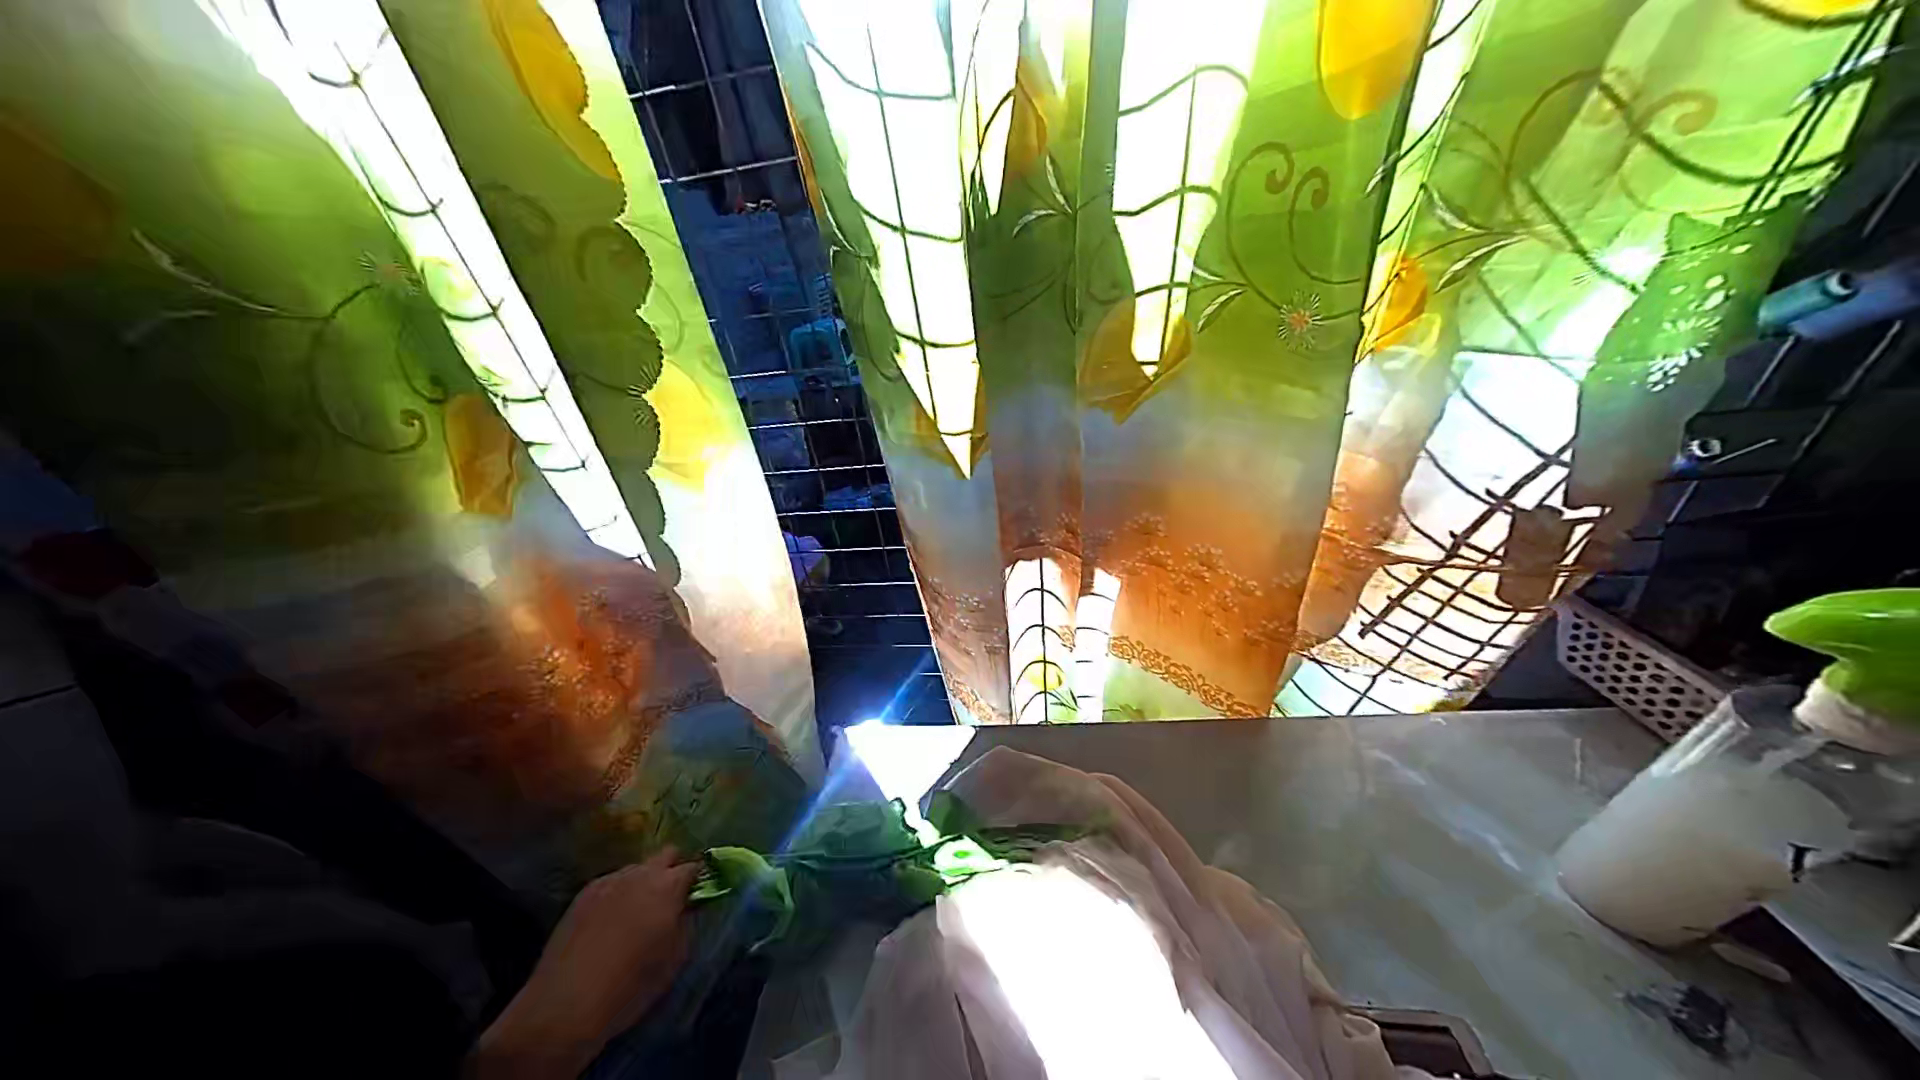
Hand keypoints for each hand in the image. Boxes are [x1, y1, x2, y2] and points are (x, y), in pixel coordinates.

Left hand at [471, 849, 699, 1078]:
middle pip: (666, 854)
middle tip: (671, 899)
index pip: (695, 866)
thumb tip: (688, 908)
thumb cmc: (631, 985)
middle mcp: (639, 873)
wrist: (565, 1005)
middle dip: (673, 869)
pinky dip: (618, 895)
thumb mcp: (675, 959)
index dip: (700, 879)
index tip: (700, 894)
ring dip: (643, 883)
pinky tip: (610, 922)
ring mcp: (608, 881)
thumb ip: (687, 923)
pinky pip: (611, 884)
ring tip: (637, 913)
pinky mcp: (581, 895)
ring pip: (636, 869)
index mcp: (668, 886)